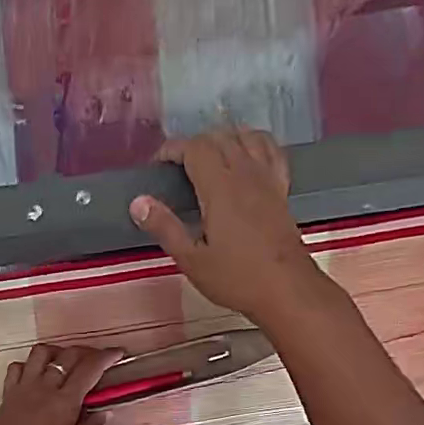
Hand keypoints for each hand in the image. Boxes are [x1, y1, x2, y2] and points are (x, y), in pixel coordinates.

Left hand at [0, 343, 121, 424]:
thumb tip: (105, 411)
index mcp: (65, 402)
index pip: (90, 369)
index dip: (107, 357)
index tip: (118, 353)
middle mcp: (44, 388)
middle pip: (68, 355)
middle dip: (87, 351)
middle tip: (97, 358)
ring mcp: (23, 388)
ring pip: (40, 353)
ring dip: (56, 351)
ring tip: (65, 361)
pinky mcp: (7, 394)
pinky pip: (17, 367)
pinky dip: (28, 364)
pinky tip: (36, 374)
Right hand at [128, 127, 335, 323]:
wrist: (284, 288)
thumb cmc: (235, 279)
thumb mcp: (192, 260)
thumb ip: (165, 227)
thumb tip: (138, 202)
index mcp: (220, 188)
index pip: (195, 148)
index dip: (173, 149)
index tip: (158, 165)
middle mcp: (245, 173)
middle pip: (219, 137)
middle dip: (193, 144)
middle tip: (176, 168)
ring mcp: (267, 178)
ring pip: (245, 136)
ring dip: (222, 138)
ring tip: (207, 158)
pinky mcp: (281, 188)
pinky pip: (269, 149)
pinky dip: (252, 143)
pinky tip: (246, 155)